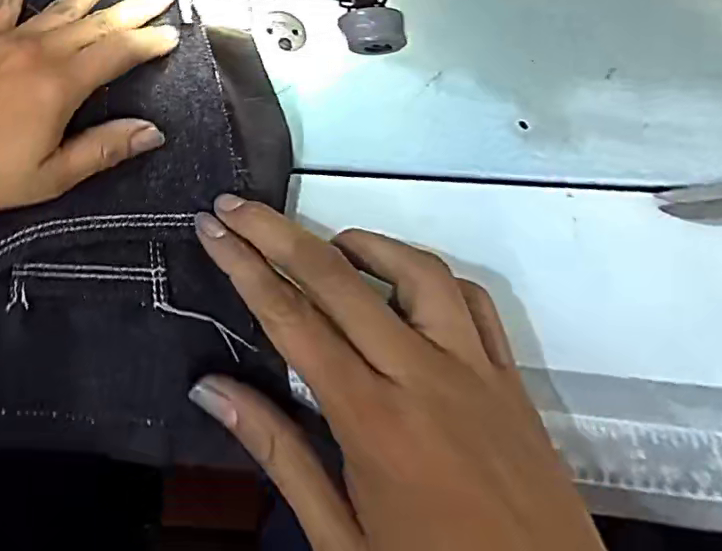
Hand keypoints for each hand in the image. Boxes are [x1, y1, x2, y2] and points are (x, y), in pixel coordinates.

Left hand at [0, 0, 179, 216]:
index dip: (150, 42)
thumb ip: (103, 149)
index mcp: (61, 84)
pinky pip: (6, 1)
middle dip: (136, 7)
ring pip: (62, 6)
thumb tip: (153, 132)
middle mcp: (41, 50)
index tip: (174, 32)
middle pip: (99, 23)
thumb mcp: (51, 175)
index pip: (119, 54)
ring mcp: (10, 39)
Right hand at [189, 198, 602, 550]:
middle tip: (234, 205)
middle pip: (336, 276)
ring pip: (415, 270)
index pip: (290, 317)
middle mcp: (422, 377)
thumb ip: (277, 452)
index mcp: (372, 420)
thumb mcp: (342, 540)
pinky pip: (473, 300)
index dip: (242, 264)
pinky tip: (399, 283)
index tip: (211, 227)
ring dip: (360, 242)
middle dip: (274, 231)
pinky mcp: (513, 380)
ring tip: (322, 244)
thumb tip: (208, 387)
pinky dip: (428, 276)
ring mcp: (476, 371)